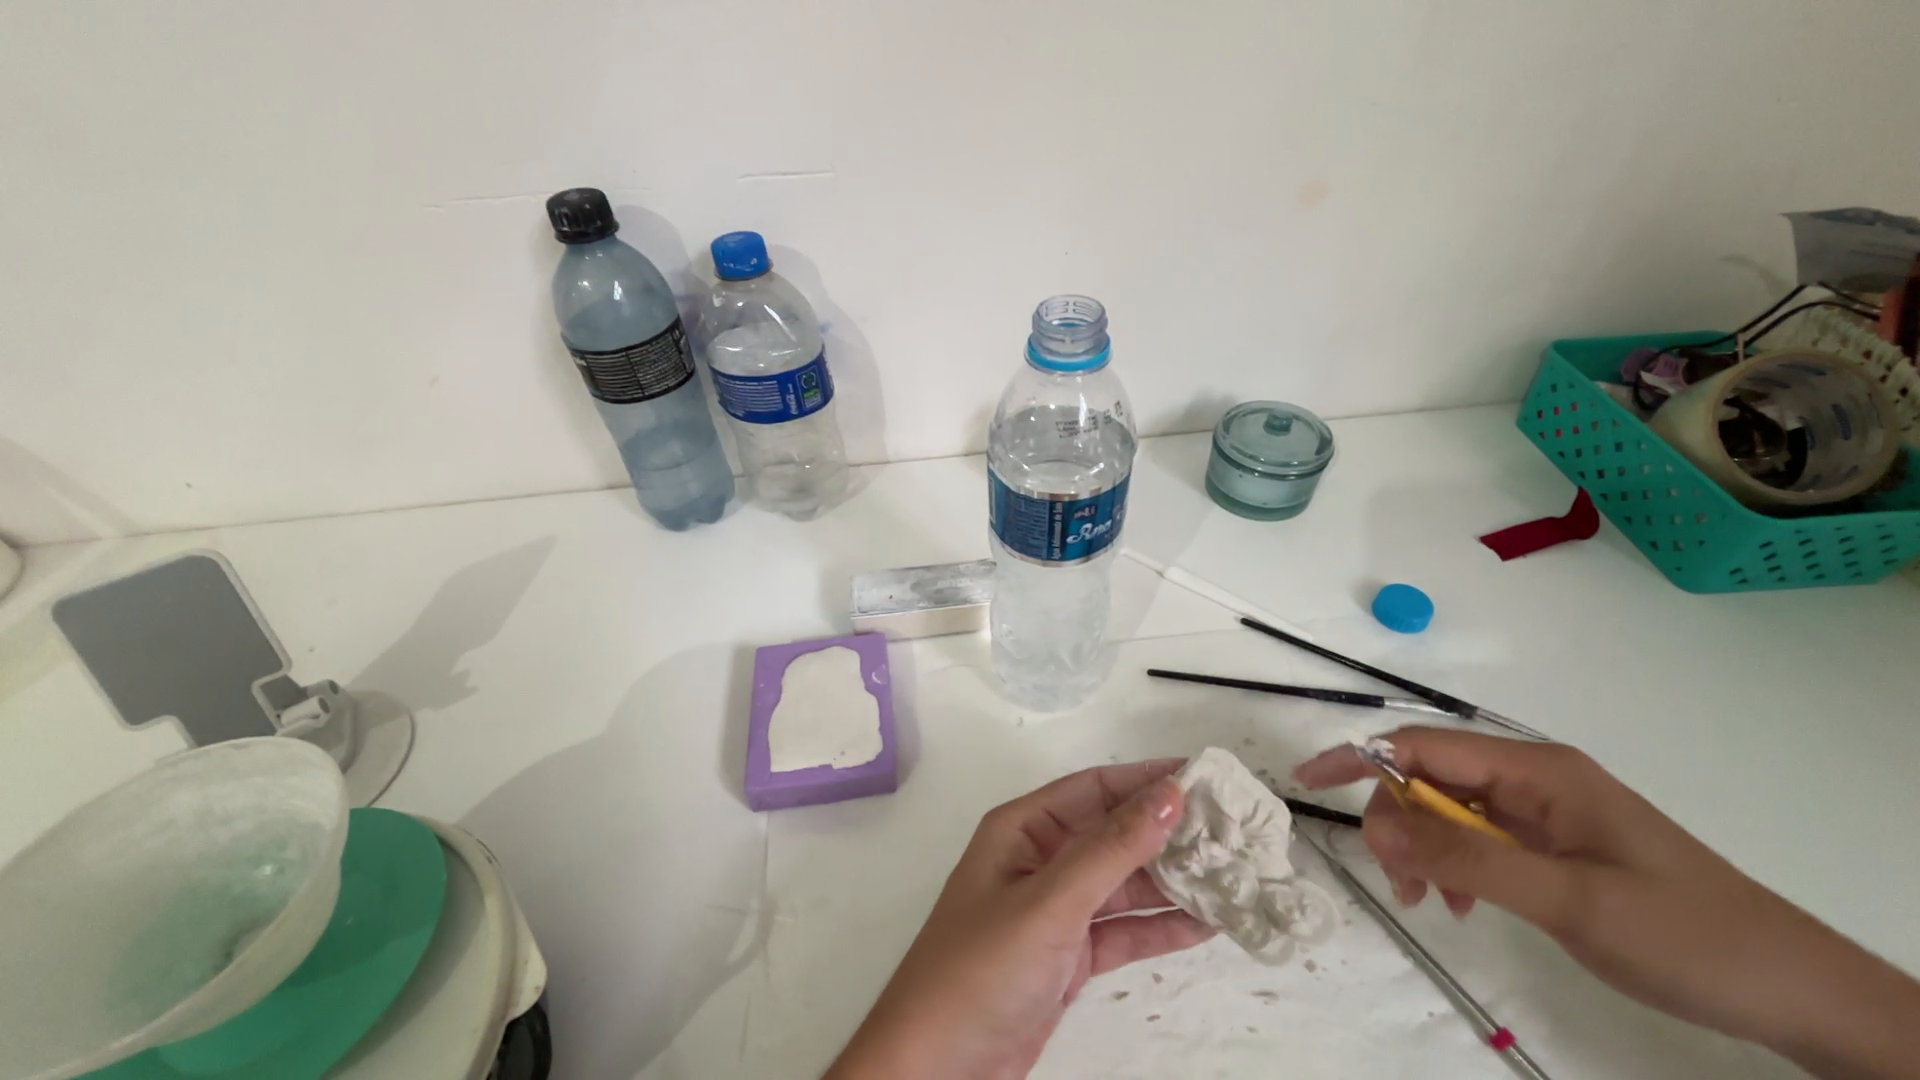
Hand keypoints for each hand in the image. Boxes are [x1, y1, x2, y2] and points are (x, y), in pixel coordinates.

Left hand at [825, 760, 1214, 1079]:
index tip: (1204, 778)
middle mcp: (1040, 861)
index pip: (1093, 789)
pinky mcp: (1068, 956)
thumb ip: (1111, 849)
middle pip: (1112, 834)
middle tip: (1233, 832)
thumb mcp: (1050, 901)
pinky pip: (1122, 931)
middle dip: (1167, 832)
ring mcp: (1055, 910)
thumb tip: (1169, 793)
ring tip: (1232, 875)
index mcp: (1022, 830)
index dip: (1145, 780)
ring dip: (1172, 881)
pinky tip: (1206, 925)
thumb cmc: (982, 967)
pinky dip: (1159, 928)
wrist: (938, 1066)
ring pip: (1122, 884)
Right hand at [1295, 728, 1919, 1079]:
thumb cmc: (1682, 932)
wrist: (1795, 987)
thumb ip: (1466, 856)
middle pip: (1431, 778)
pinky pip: (1479, 840)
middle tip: (1399, 881)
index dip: (1360, 758)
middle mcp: (1535, 779)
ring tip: (1430, 900)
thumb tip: (1376, 822)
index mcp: (1537, 770)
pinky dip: (1455, 866)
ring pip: (1450, 812)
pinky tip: (1462, 903)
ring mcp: (1545, 813)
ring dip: (1423, 847)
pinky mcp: (1554, 845)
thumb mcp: (1566, 898)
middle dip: (1397, 820)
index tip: (1309, 782)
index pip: (1424, 747)